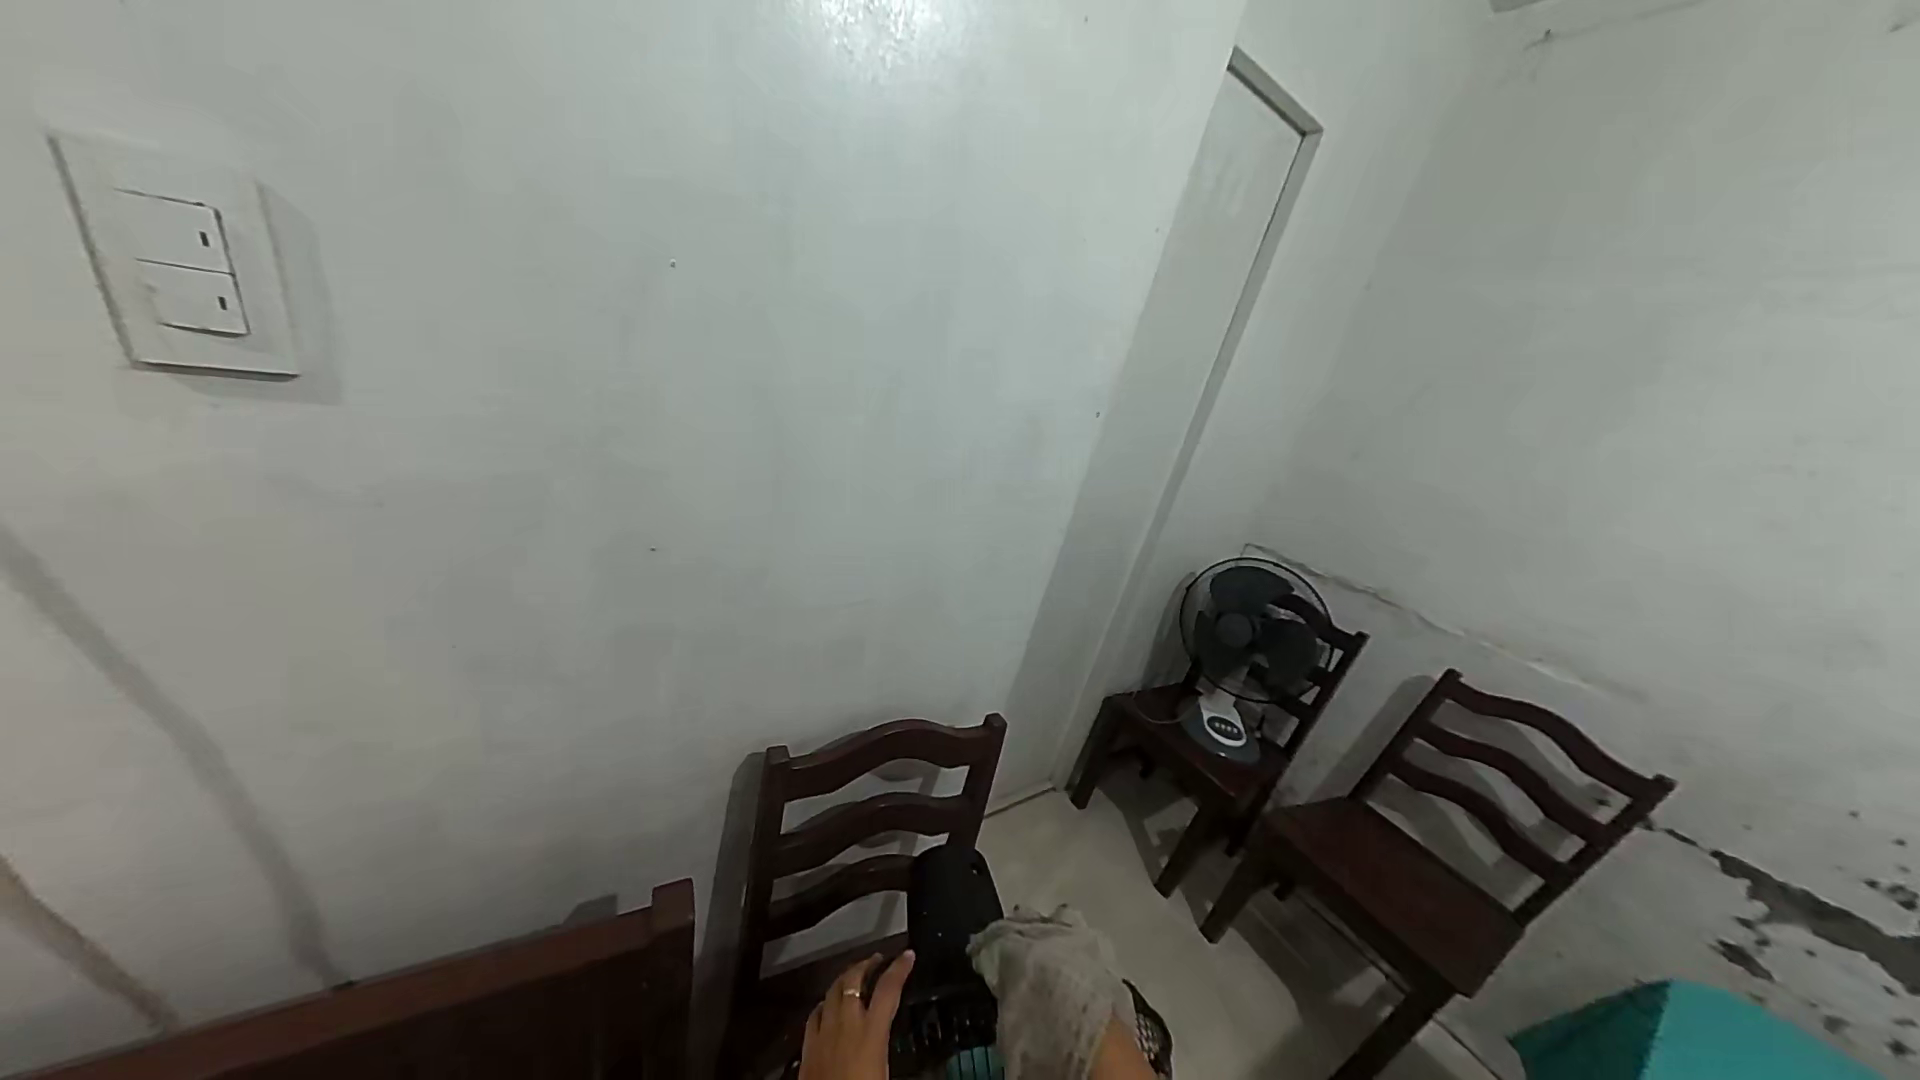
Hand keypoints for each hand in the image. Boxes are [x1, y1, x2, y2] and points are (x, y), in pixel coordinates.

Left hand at [798, 950, 914, 1079]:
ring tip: (855, 975)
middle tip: (878, 960)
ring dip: (845, 978)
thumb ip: (888, 1051)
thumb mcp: (885, 1076)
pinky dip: (825, 1002)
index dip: (899, 969)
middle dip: (867, 964)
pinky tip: (828, 1006)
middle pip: (854, 979)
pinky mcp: (807, 1047)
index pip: (888, 989)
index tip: (908, 954)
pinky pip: (815, 1013)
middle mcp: (846, 1023)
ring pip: (832, 991)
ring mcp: (823, 1032)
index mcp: (870, 1032)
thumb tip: (894, 1040)